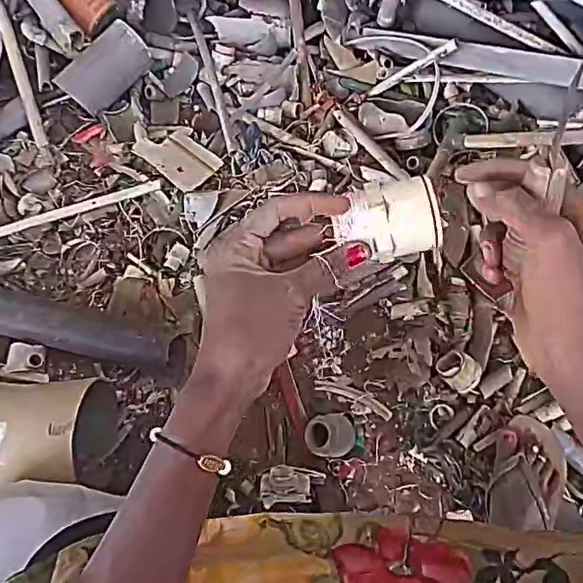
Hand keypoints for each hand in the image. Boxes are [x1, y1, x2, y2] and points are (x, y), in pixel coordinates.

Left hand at [192, 193, 351, 403]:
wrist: (232, 378)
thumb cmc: (241, 336)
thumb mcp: (291, 293)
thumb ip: (324, 269)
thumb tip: (351, 253)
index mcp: (234, 246)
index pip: (276, 210)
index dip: (311, 205)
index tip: (338, 206)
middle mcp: (237, 260)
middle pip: (283, 235)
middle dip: (318, 234)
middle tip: (349, 232)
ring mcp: (247, 282)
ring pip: (287, 259)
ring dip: (316, 258)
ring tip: (346, 253)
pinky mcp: (258, 302)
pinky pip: (287, 280)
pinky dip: (308, 277)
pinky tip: (329, 277)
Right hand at [455, 159, 582, 381]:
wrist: (563, 350)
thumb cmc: (571, 305)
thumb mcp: (547, 241)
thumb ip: (516, 208)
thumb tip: (486, 190)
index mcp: (577, 214)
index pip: (534, 175)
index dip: (499, 173)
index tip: (470, 174)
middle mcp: (561, 229)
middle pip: (512, 201)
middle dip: (492, 215)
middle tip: (479, 218)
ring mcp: (540, 252)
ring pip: (498, 229)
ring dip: (489, 244)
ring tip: (495, 260)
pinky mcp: (523, 272)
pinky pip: (495, 255)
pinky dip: (489, 264)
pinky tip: (497, 277)